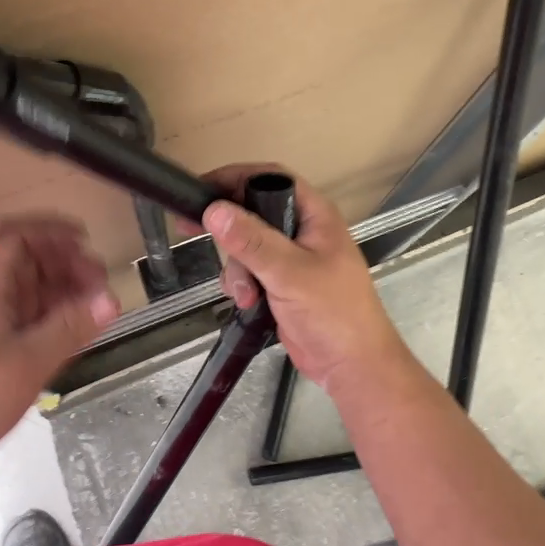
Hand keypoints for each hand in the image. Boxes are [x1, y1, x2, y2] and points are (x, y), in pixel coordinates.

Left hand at [0, 216, 118, 485]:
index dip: (50, 230)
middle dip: (66, 263)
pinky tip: (75, 330)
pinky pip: (27, 317)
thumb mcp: (28, 363)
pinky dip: (53, 316)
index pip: (15, 236)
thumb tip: (112, 298)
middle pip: (27, 261)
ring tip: (95, 307)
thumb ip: (71, 327)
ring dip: (63, 290)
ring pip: (30, 290)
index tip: (85, 240)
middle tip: (99, 283)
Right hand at [191, 165, 410, 392]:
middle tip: (191, 227)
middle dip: (230, 230)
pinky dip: (241, 284)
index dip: (236, 178)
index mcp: (314, 215)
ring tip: (244, 294)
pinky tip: (246, 303)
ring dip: (237, 268)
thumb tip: (215, 210)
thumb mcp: (290, 273)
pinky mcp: (282, 284)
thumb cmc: (334, 313)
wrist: (353, 368)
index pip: (271, 179)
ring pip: (247, 245)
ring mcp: (292, 258)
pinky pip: (250, 271)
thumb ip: (252, 241)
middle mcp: (302, 230)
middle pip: (253, 212)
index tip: (203, 188)